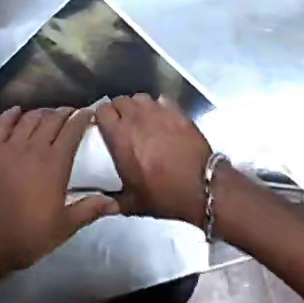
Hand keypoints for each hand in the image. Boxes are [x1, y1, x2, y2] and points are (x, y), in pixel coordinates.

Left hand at [0, 106, 118, 279]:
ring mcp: (10, 148)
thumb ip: (89, 210)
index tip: (88, 113)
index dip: (82, 118)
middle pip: (52, 119)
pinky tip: (16, 111)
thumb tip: (115, 203)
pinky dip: (10, 115)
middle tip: (71, 112)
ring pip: (29, 119)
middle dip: (64, 112)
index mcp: (55, 163)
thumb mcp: (64, 227)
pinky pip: (1, 125)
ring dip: (41, 112)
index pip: (72, 130)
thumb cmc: (27, 235)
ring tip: (48, 114)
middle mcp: (34, 148)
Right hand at [96, 94, 212, 225]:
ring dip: (137, 106)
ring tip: (140, 119)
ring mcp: (158, 113)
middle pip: (120, 100)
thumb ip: (113, 201)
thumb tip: (103, 203)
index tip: (103, 124)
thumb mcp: (133, 204)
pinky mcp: (177, 112)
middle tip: (121, 123)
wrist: (201, 187)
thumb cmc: (165, 195)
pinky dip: (158, 106)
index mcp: (120, 138)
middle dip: (118, 110)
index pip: (102, 111)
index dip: (101, 116)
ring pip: (140, 98)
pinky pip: (161, 100)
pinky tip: (160, 118)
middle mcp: (136, 119)